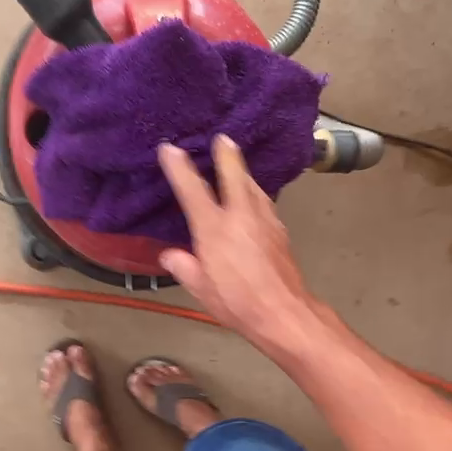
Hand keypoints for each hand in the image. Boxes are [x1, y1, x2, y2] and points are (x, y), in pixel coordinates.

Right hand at [158, 136, 330, 357]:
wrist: (282, 312)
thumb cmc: (236, 302)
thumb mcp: (200, 288)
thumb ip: (183, 267)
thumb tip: (170, 255)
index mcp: (214, 228)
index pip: (192, 190)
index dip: (179, 167)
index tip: (169, 148)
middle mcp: (240, 216)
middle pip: (234, 174)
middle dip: (226, 154)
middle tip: (222, 139)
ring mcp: (264, 221)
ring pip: (253, 187)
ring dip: (244, 173)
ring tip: (238, 166)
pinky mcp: (280, 232)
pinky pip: (265, 204)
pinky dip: (257, 195)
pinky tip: (256, 201)